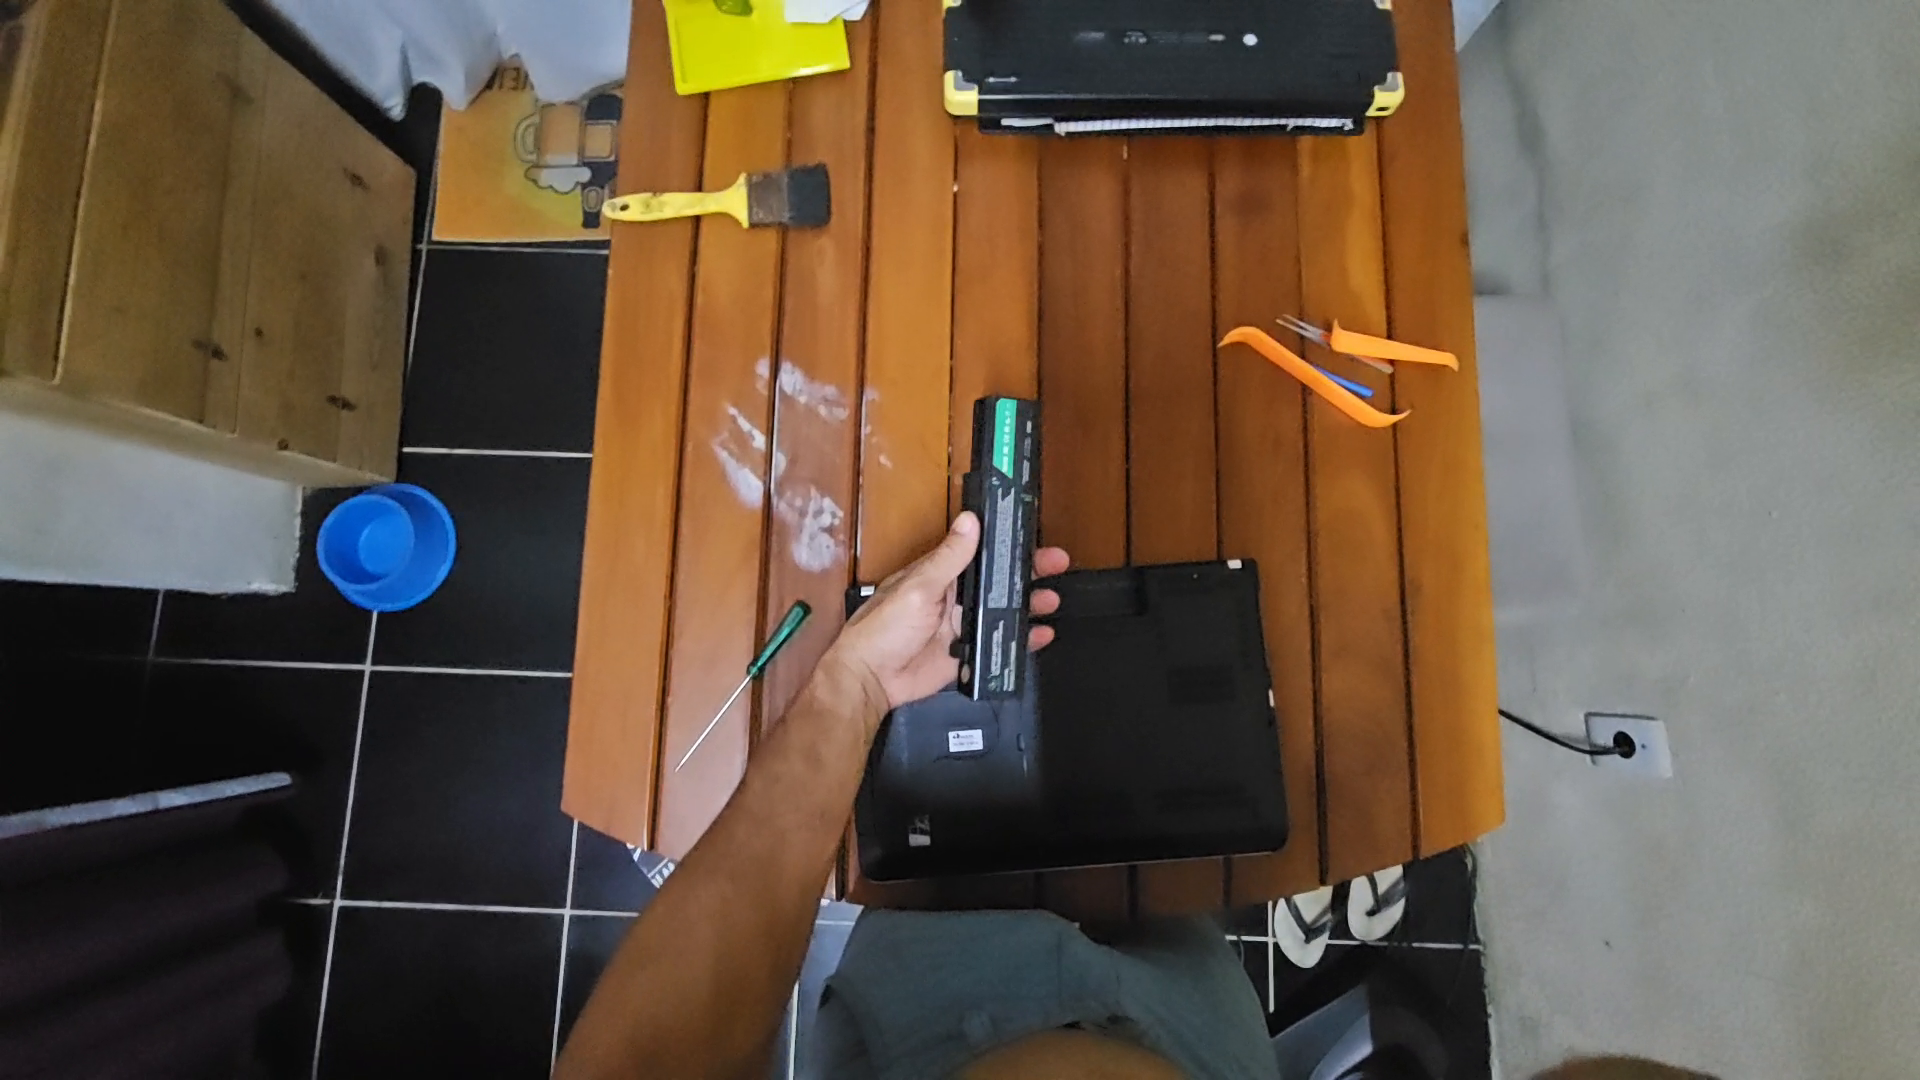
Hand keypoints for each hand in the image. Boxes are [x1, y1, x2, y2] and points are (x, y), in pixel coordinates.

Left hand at [821, 511, 1068, 718]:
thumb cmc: (883, 629)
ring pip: (1001, 611)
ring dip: (1027, 605)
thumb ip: (948, 559)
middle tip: (1057, 565)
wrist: (870, 680)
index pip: (979, 553)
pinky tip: (1040, 636)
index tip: (1033, 536)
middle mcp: (953, 597)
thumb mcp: (918, 588)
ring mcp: (960, 625)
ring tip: (1052, 601)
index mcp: (940, 574)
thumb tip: (969, 521)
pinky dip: (1020, 639)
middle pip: (997, 581)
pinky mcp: (964, 653)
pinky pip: (997, 643)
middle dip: (1027, 573)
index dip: (1006, 545)